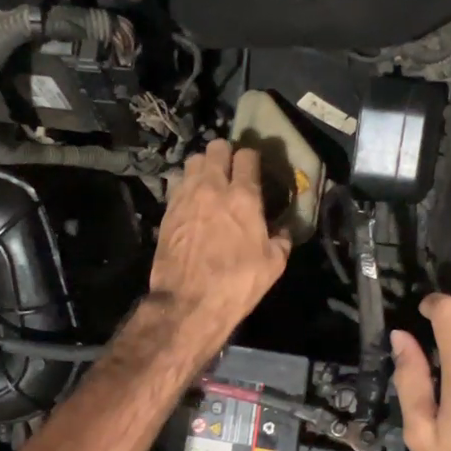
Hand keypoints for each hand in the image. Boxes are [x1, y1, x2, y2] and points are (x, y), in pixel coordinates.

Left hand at [150, 140, 291, 345]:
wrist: (188, 302)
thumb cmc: (237, 284)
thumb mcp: (273, 264)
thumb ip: (281, 239)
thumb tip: (282, 229)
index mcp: (243, 197)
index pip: (247, 156)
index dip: (252, 157)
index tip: (254, 166)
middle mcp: (213, 187)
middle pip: (216, 148)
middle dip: (225, 152)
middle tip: (231, 167)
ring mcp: (186, 196)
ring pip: (193, 160)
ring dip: (204, 165)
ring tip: (210, 179)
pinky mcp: (168, 210)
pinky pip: (178, 183)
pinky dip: (187, 183)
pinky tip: (193, 198)